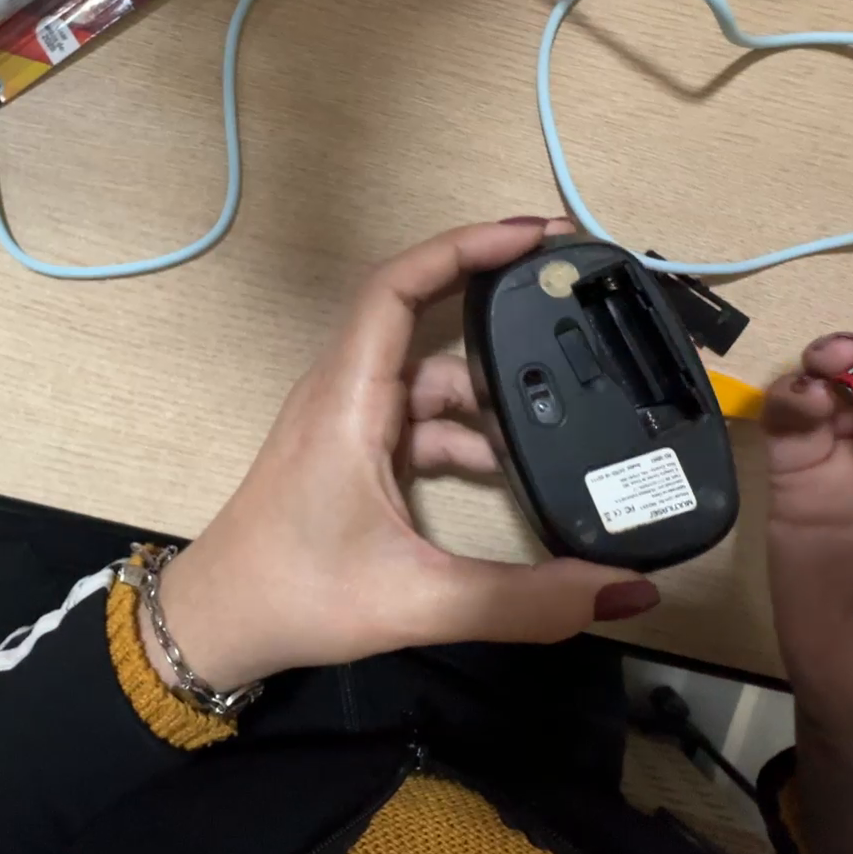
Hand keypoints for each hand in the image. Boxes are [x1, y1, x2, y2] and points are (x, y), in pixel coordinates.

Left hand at [148, 219, 659, 690]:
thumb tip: (628, 589)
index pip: (394, 287)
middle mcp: (345, 391)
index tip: (532, 236)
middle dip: (492, 295)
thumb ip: (522, 600)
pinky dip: (467, 434)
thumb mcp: (415, 598)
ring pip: (428, 377)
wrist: (224, 617)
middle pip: (418, 314)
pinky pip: (421, 419)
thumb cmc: (295, 594)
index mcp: (347, 398)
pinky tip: (511, 469)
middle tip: (569, 291)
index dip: (460, 247)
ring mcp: (349, 418)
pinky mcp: (355, 447)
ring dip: (488, 389)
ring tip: (564, 406)